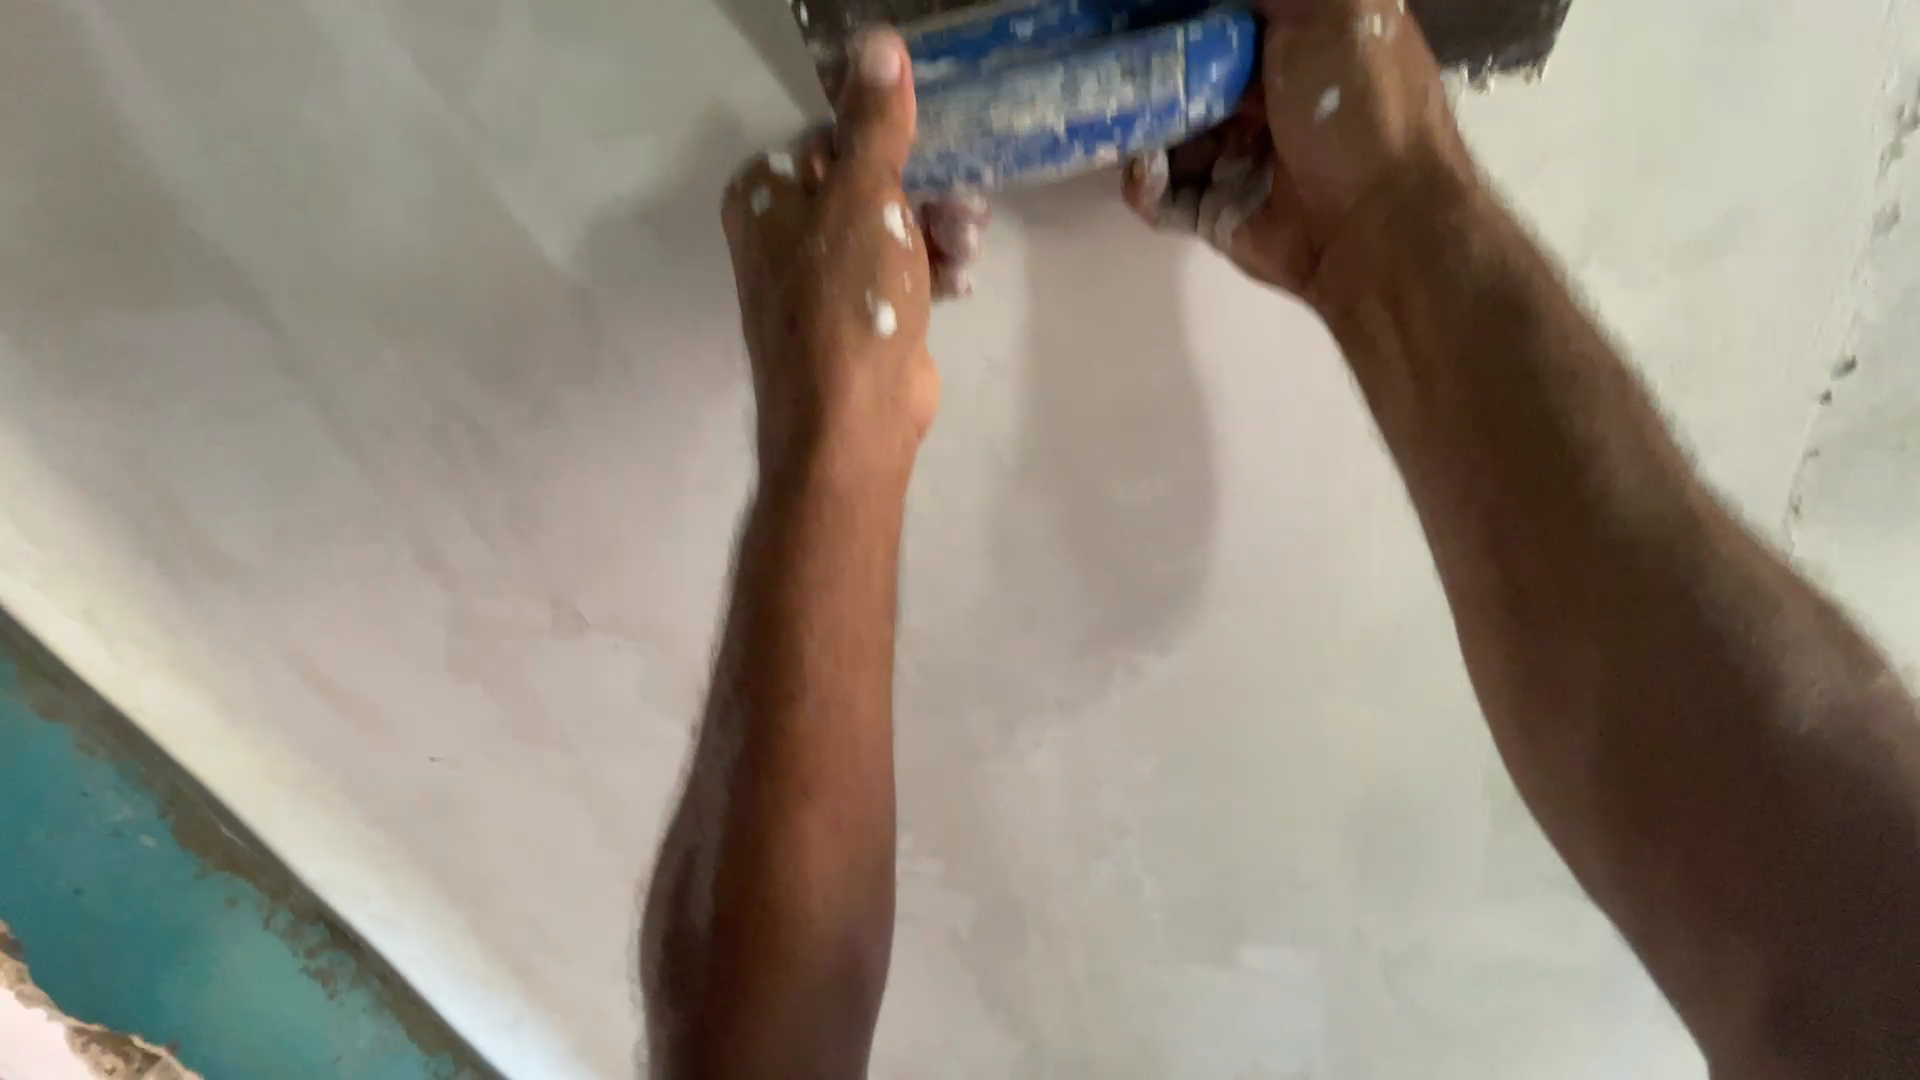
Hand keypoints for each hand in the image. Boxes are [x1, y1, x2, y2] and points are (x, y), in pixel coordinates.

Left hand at [722, 29, 941, 483]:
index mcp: (769, 198)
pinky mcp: (864, 320)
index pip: (830, 138)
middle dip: (925, 192)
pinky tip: (962, 278)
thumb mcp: (864, 199)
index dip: (885, 143)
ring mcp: (827, 284)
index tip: (931, 152)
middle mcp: (790, 237)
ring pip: (893, 230)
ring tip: (968, 246)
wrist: (854, 421)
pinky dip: (934, 270)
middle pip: (869, 184)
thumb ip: (874, 124)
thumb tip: (878, 42)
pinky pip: (904, 274)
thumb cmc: (848, 303)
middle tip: (967, 206)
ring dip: (939, 230)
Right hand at [1122, 0, 1473, 296]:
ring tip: (1129, 129)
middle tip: (1118, 72)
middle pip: (1187, 82)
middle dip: (1152, 78)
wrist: (1370, 221)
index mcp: (1297, 45)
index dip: (1183, 21)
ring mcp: (1234, 160)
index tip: (1139, 16)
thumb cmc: (1356, 106)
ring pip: (1167, 139)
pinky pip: (1163, 196)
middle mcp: (1263, 101)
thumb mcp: (1331, 8)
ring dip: (1142, 133)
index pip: (1223, 26)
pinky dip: (1145, 186)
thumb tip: (1211, 5)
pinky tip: (1145, 172)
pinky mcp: (1213, 212)